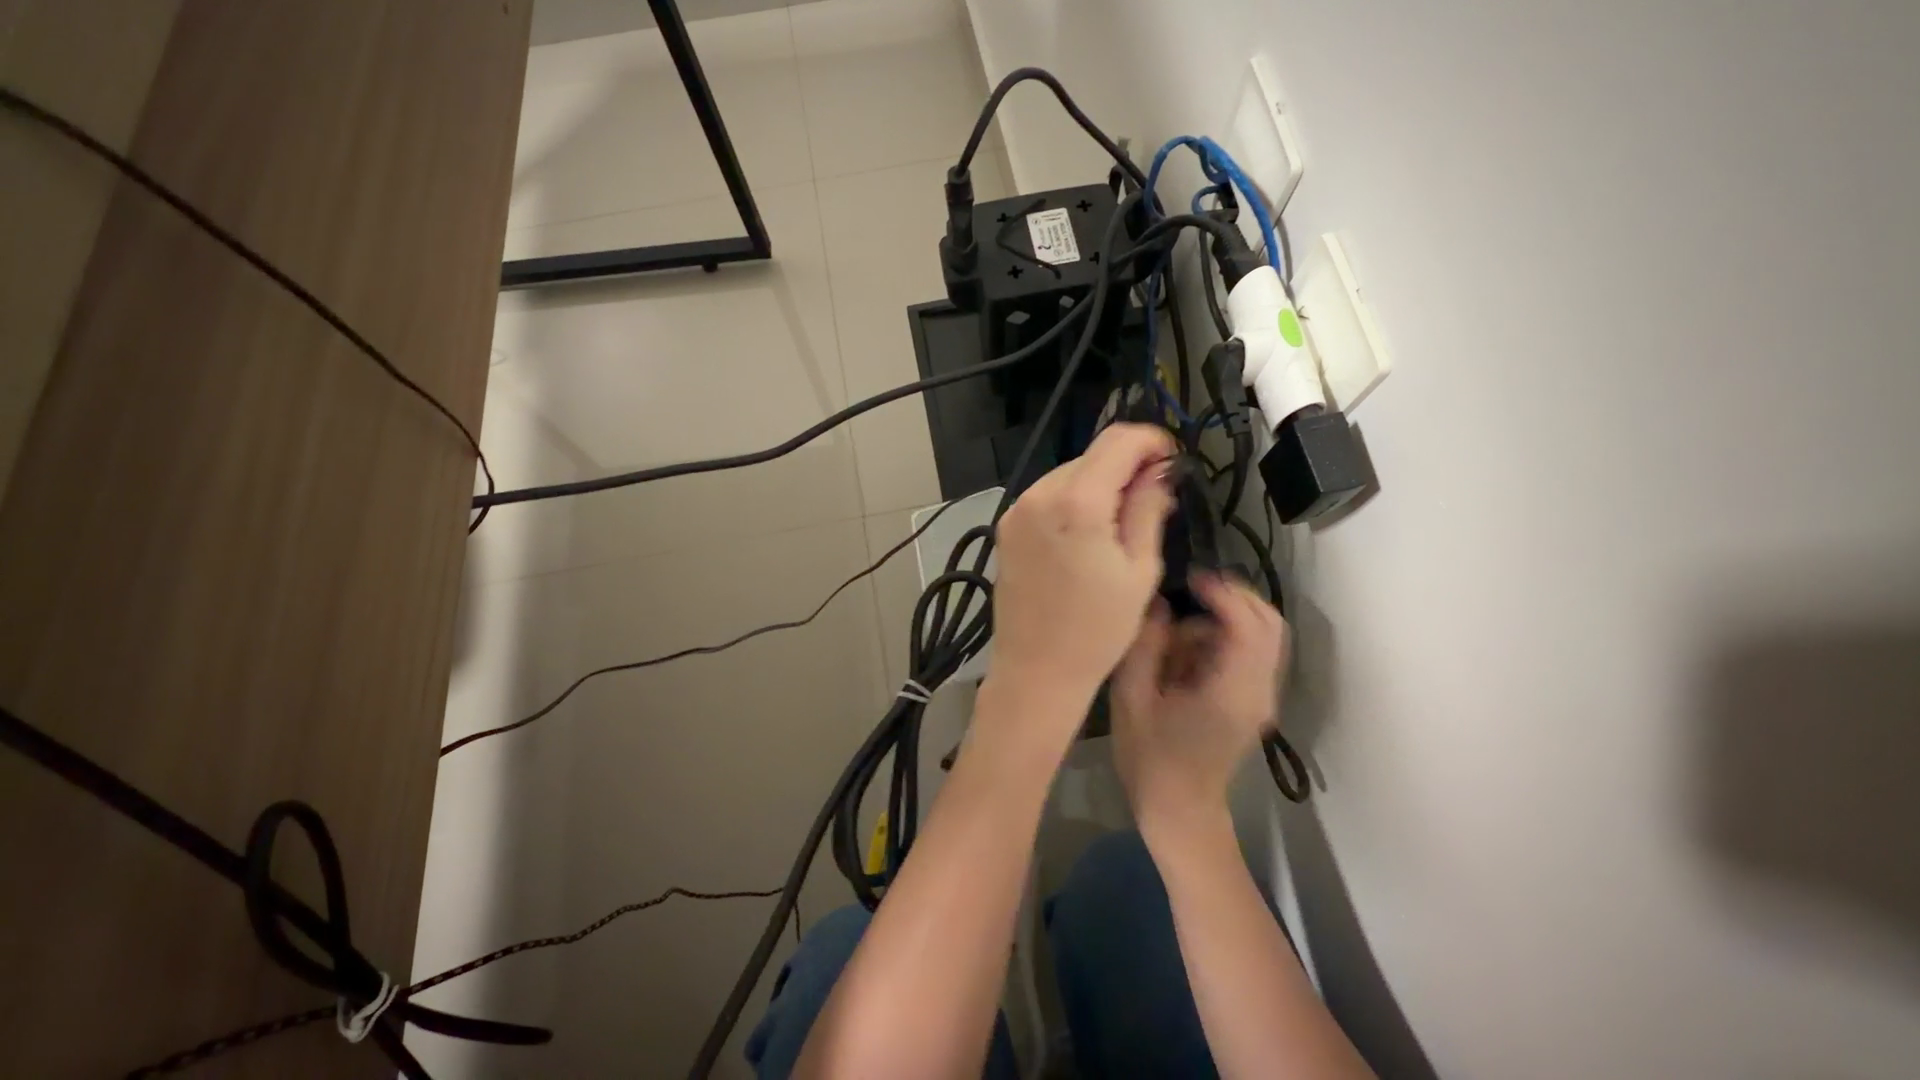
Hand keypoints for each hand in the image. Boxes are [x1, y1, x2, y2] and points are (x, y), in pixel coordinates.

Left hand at [988, 424, 1176, 713]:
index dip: (1152, 442)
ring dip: (1100, 484)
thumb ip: (1149, 509)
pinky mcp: (1006, 528)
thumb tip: (1159, 472)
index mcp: (1077, 502)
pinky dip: (1074, 502)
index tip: (1172, 463)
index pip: (1120, 440)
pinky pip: (1048, 496)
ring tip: (1122, 523)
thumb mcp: (1139, 569)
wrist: (1036, 672)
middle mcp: (1039, 494)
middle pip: (1093, 455)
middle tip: (1154, 500)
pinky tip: (1088, 535)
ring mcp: (1017, 510)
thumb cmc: (1098, 630)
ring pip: (1070, 473)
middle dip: (1127, 467)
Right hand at [1112, 573, 1288, 833]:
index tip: (1191, 579)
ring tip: (1176, 638)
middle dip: (1233, 598)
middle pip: (1269, 624)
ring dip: (1223, 623)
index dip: (1224, 593)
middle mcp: (1259, 691)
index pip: (1249, 625)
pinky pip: (1248, 655)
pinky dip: (1223, 641)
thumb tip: (1161, 607)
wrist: (1180, 813)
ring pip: (1261, 637)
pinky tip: (1185, 656)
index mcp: (1233, 691)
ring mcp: (1260, 698)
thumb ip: (1146, 646)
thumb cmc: (1151, 761)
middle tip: (1191, 591)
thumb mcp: (1132, 700)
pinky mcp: (1252, 703)